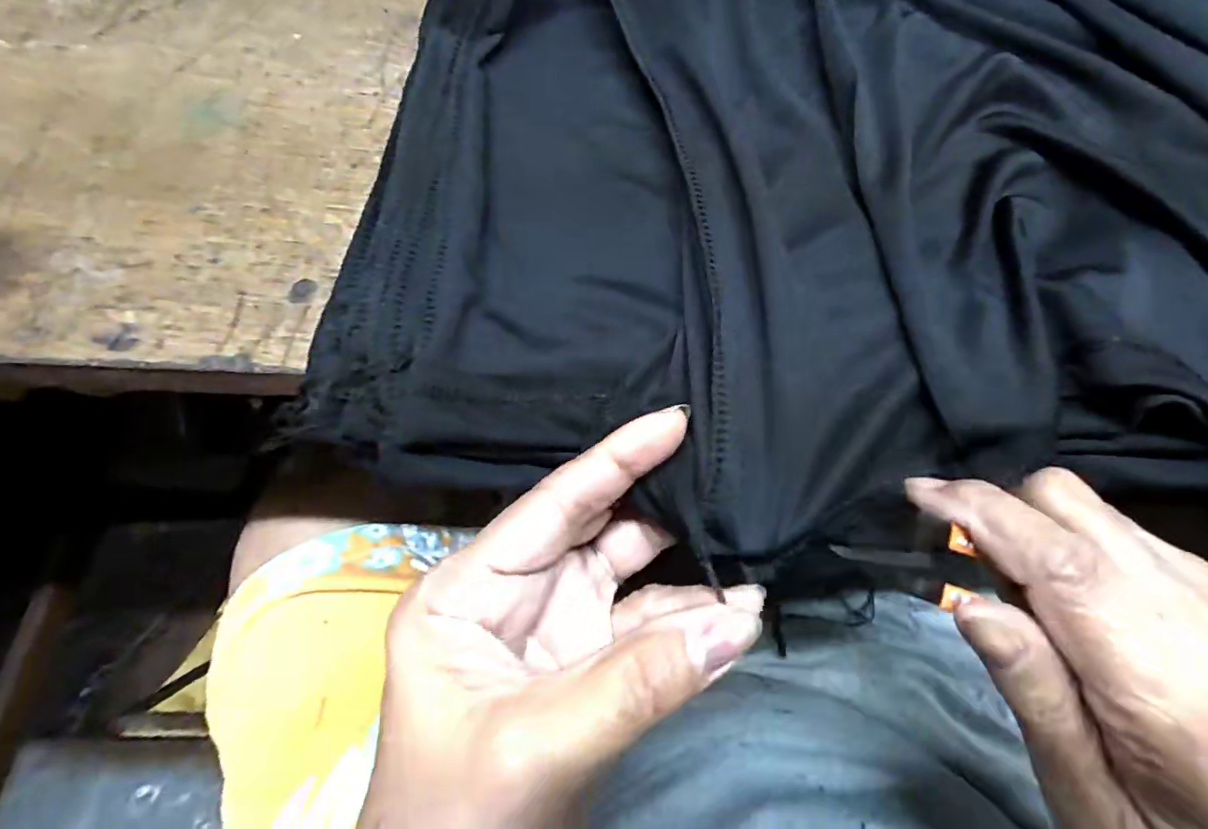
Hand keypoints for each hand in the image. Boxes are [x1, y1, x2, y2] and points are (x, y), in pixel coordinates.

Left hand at [360, 406, 765, 828]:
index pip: (556, 503)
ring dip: (691, 566)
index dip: (618, 457)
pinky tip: (737, 612)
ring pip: (634, 571)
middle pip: (600, 525)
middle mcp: (516, 592)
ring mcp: (557, 625)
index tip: (675, 419)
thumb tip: (741, 620)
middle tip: (723, 467)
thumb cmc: (456, 819)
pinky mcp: (590, 660)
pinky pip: (650, 622)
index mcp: (471, 589)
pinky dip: (693, 617)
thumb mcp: (539, 744)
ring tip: (750, 545)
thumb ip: (642, 681)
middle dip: (661, 500)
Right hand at [905, 468, 1207, 828]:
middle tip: (970, 564)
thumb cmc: (1160, 828)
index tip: (920, 493)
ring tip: (1023, 592)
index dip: (985, 514)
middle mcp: (1195, 611)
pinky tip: (1071, 598)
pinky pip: (1114, 524)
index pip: (1061, 565)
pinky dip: (1070, 540)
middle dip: (1001, 512)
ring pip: (1089, 505)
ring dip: (1033, 525)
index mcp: (1164, 684)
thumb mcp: (1081, 793)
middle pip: (1071, 506)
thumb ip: (1031, 691)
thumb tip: (967, 603)